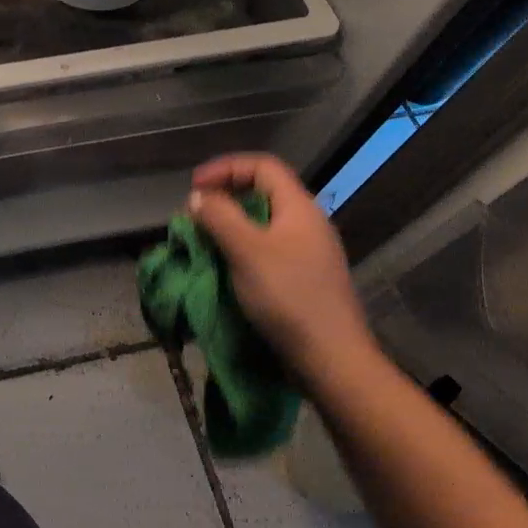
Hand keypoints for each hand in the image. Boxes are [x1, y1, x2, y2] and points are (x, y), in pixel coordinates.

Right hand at [189, 153, 374, 369]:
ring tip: (204, 243)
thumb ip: (219, 216)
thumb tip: (198, 197)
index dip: (225, 168)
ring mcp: (309, 254)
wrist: (333, 361)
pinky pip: (268, 251)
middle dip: (224, 199)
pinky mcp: (305, 280)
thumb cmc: (288, 297)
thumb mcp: (246, 251)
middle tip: (195, 217)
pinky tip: (227, 270)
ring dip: (230, 227)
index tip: (195, 187)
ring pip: (264, 224)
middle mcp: (308, 224)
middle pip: (263, 193)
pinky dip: (242, 251)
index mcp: (299, 208)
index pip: (262, 166)